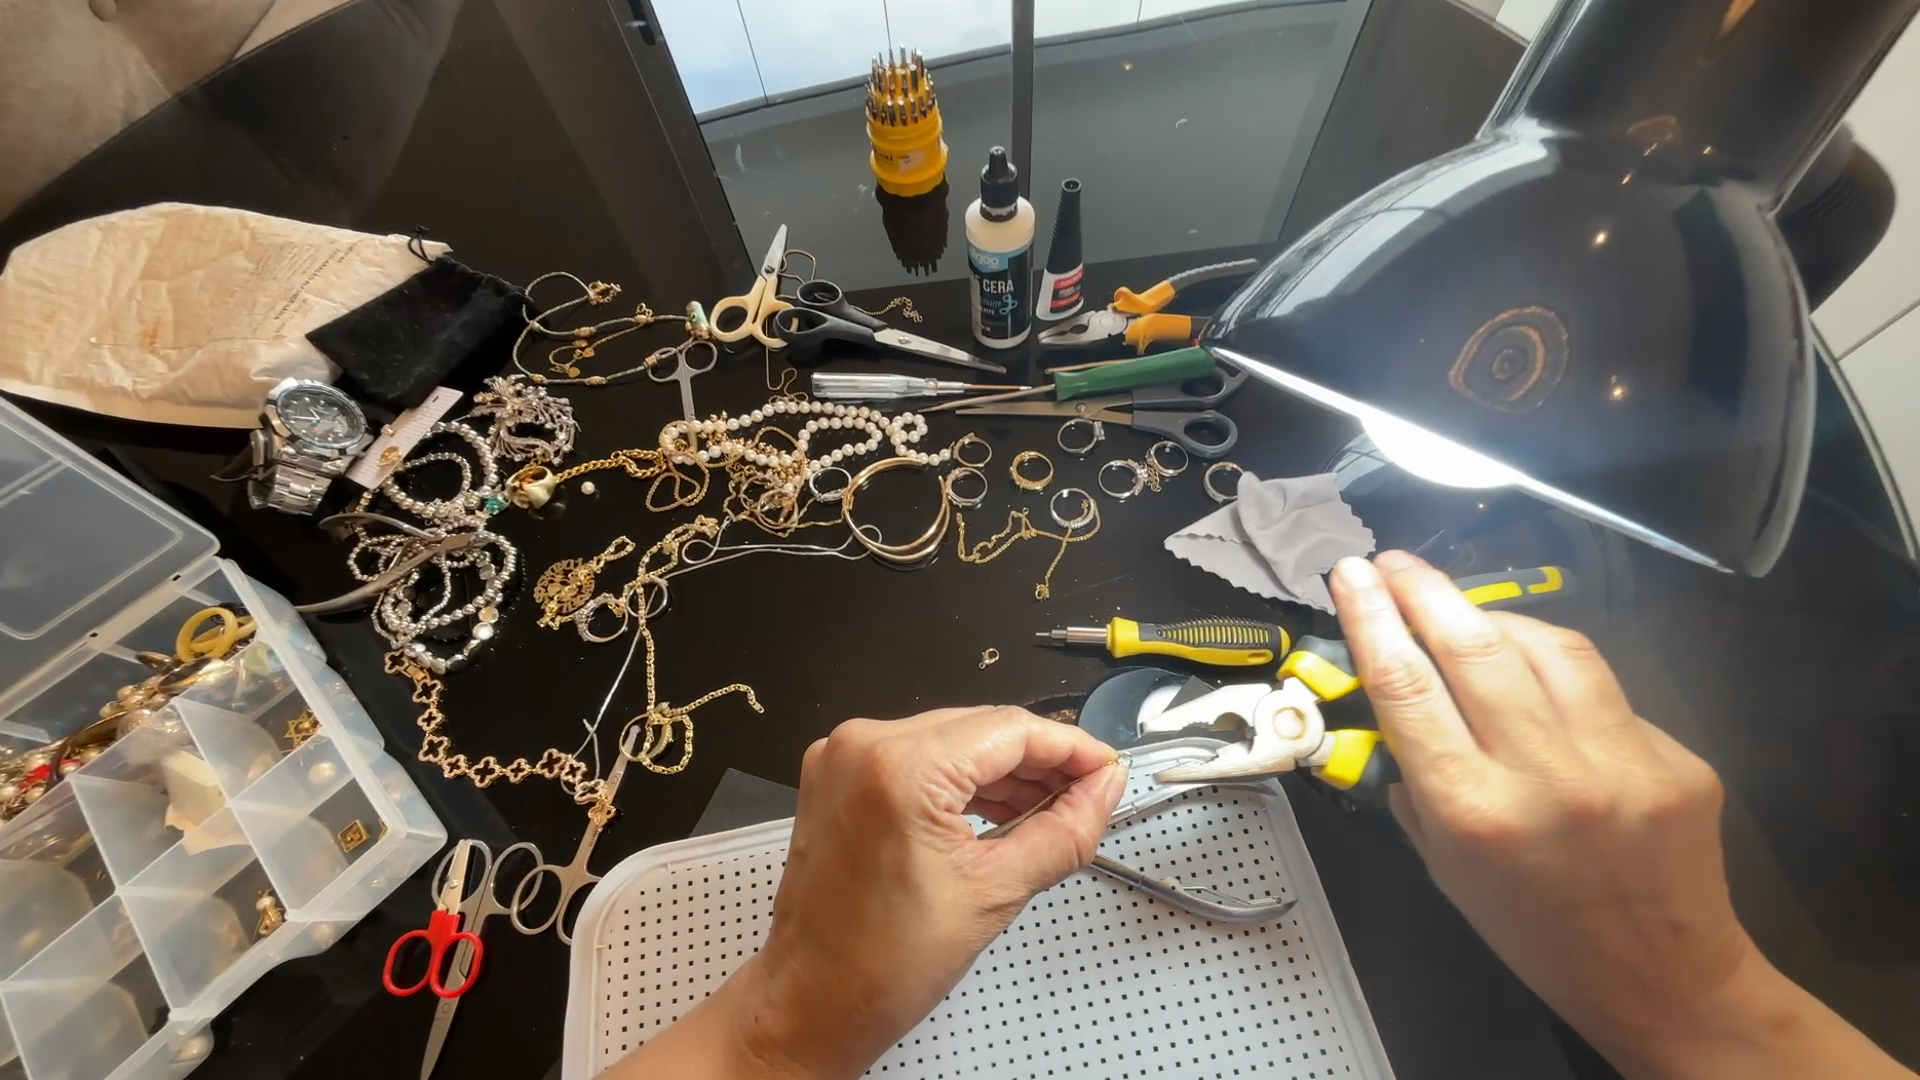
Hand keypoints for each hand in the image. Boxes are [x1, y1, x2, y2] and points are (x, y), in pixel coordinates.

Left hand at [619, 706, 1126, 1079]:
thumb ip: (1063, 831)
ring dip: (1004, 769)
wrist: (809, 1002)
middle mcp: (866, 742)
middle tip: (1088, 793)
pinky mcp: (841, 769)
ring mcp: (847, 752)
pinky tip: (999, 805)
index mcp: (901, 767)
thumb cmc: (881, 966)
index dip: (1070, 747)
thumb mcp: (994, 893)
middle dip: (1042, 760)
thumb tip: (1101, 791)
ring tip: (1050, 805)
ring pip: (953, 739)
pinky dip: (962, 777)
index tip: (1105, 769)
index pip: (1011, 730)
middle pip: (983, 728)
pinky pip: (920, 754)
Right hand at [1329, 552, 1755, 1058]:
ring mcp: (1621, 761)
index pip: (1405, 684)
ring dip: (1489, 613)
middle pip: (1474, 647)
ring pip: (1548, 645)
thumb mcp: (1438, 856)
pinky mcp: (1675, 757)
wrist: (1664, 981)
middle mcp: (1546, 775)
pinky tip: (1529, 665)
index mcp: (1471, 807)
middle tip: (1393, 561)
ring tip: (1457, 607)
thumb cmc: (1523, 923)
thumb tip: (1393, 696)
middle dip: (1424, 589)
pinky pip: (1597, 681)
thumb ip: (1411, 772)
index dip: (1371, 617)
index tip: (1350, 573)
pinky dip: (1549, 657)